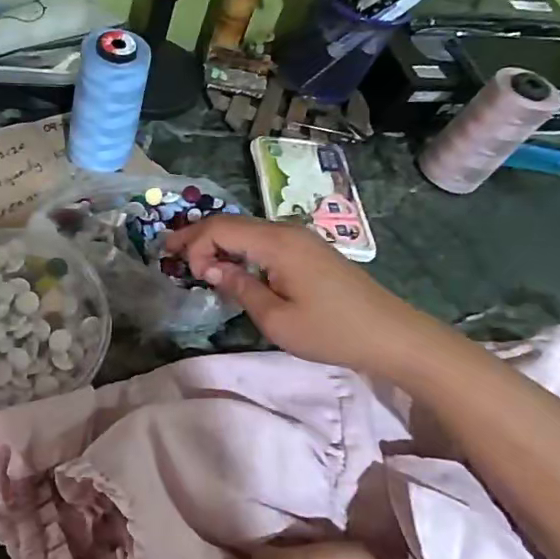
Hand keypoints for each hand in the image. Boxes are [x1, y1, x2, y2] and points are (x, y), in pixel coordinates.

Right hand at [166, 216, 451, 375]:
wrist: (392, 335)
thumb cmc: (332, 331)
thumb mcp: (276, 319)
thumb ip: (239, 288)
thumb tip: (212, 269)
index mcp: (277, 243)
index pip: (221, 228)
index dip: (196, 246)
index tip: (188, 275)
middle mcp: (286, 230)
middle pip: (230, 223)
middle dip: (197, 236)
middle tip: (167, 251)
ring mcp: (300, 238)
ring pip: (246, 229)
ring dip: (217, 241)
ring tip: (191, 258)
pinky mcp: (308, 250)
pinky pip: (262, 239)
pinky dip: (238, 247)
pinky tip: (229, 264)